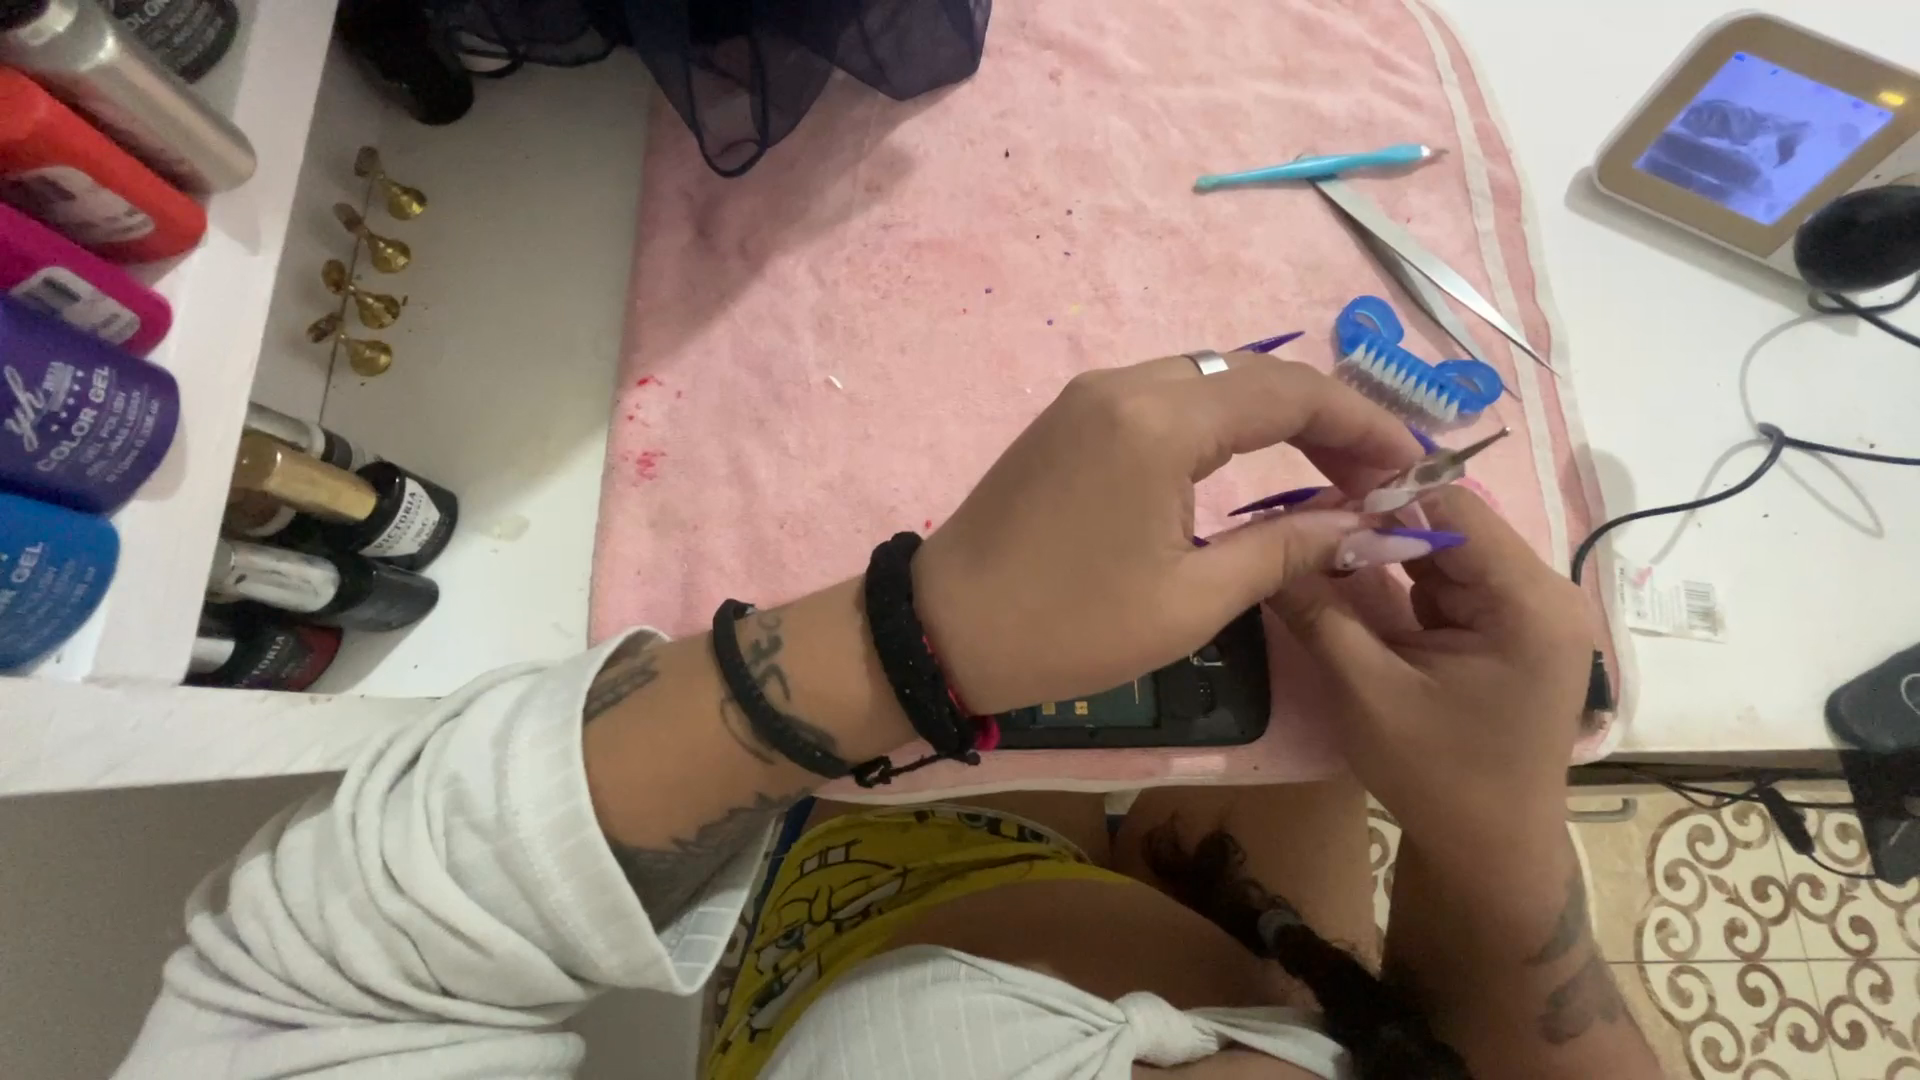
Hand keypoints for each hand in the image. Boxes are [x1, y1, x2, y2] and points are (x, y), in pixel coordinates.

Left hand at [912, 352, 1421, 713]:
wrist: (944, 630)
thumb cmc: (1068, 627)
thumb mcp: (1191, 601)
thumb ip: (1282, 548)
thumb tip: (1356, 522)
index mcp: (1156, 421)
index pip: (1288, 392)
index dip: (1363, 423)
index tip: (1410, 464)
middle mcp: (1121, 384)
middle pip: (1247, 375)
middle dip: (1318, 416)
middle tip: (1367, 474)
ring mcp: (1085, 396)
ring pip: (1202, 381)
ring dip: (1264, 415)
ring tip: (1316, 468)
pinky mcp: (1065, 419)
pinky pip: (1158, 399)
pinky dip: (1212, 422)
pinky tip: (1239, 462)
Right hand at [1270, 487, 1592, 863]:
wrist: (1487, 849)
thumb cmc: (1437, 774)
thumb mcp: (1366, 689)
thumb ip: (1317, 611)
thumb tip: (1261, 546)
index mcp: (1526, 603)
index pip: (1453, 507)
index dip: (1381, 490)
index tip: (1309, 494)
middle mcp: (1536, 593)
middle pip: (1445, 524)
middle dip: (1370, 519)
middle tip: (1297, 518)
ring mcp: (1519, 610)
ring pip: (1436, 548)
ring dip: (1375, 545)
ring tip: (1310, 537)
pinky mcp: (1497, 627)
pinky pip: (1437, 580)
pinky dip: (1389, 573)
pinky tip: (1343, 571)